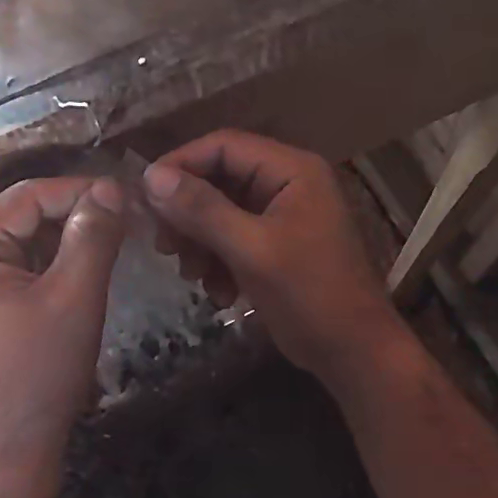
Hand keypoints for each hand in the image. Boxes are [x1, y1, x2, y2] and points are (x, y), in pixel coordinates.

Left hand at [0, 177, 126, 497]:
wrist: (21, 438)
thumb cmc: (43, 368)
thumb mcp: (74, 297)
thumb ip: (92, 237)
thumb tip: (111, 188)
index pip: (27, 198)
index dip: (78, 191)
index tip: (127, 196)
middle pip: (24, 218)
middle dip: (75, 215)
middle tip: (127, 218)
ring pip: (28, 243)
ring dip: (70, 239)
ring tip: (116, 239)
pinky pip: (26, 268)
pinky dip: (58, 263)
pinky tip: (90, 266)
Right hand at [143, 130, 411, 386]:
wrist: (352, 351)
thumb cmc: (309, 295)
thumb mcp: (252, 250)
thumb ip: (203, 211)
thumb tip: (151, 178)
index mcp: (291, 171)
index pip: (223, 147)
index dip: (180, 166)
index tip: (145, 199)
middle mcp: (287, 186)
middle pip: (220, 182)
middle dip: (189, 215)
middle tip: (164, 247)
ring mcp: (283, 221)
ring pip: (223, 218)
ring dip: (201, 246)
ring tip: (192, 276)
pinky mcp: (277, 253)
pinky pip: (236, 245)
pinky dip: (220, 266)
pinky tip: (220, 294)